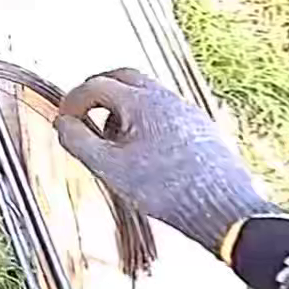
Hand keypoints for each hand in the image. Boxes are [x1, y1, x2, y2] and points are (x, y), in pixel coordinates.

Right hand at [54, 68, 278, 253]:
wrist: (226, 212)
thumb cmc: (165, 190)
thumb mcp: (109, 168)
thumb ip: (77, 140)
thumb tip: (62, 123)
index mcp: (140, 101)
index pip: (95, 85)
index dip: (73, 100)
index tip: (65, 120)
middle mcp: (164, 97)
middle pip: (122, 76)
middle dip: (97, 90)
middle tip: (83, 112)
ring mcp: (185, 110)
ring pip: (144, 90)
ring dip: (120, 103)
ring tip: (111, 134)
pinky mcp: (200, 126)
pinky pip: (163, 107)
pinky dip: (142, 115)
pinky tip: (141, 146)